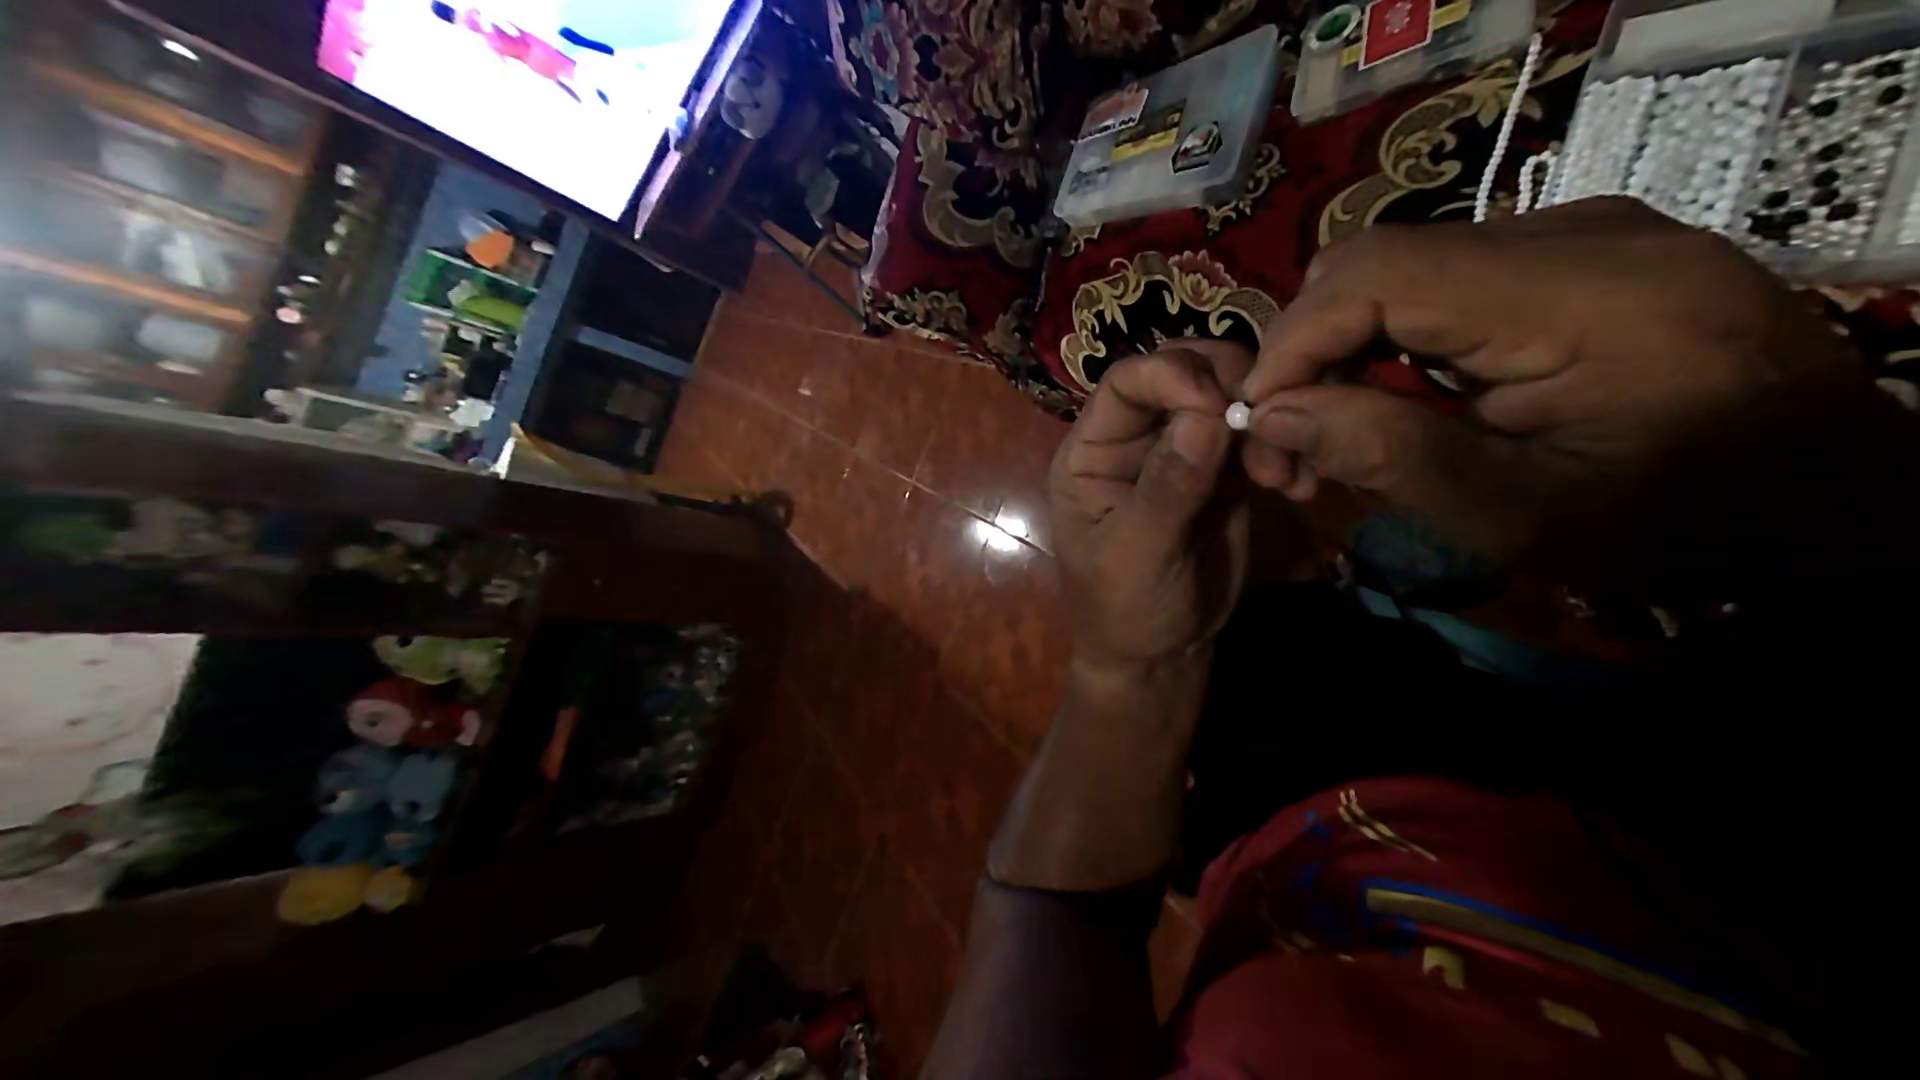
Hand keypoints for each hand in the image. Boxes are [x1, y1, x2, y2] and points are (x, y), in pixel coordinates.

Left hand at [1051, 343, 1252, 677]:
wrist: (1162, 652)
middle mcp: (1135, 440)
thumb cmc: (1123, 608)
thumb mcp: (1135, 555)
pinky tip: (1297, 485)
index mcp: (1092, 451)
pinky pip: (1256, 441)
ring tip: (1281, 476)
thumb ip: (1166, 488)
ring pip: (1227, 402)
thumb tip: (1205, 417)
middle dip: (1229, 386)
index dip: (1172, 376)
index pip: (1126, 383)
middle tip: (1269, 419)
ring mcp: (1182, 453)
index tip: (1217, 401)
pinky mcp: (1223, 475)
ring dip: (1264, 422)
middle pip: (1183, 377)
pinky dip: (1281, 450)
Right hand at [1237, 197, 1863, 561]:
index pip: (1379, 277)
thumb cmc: (1676, 526)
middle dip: (1302, 351)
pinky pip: (1431, 282)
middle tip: (1284, 438)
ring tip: (1322, 426)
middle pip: (1373, 264)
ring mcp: (1574, 236)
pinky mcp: (1567, 255)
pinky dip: (1377, 341)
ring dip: (1333, 349)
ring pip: (1391, 269)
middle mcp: (1577, 235)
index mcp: (1584, 297)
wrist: (1818, 498)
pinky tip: (1379, 396)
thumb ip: (1388, 457)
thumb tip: (1270, 414)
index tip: (1255, 420)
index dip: (1293, 342)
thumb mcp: (1518, 517)